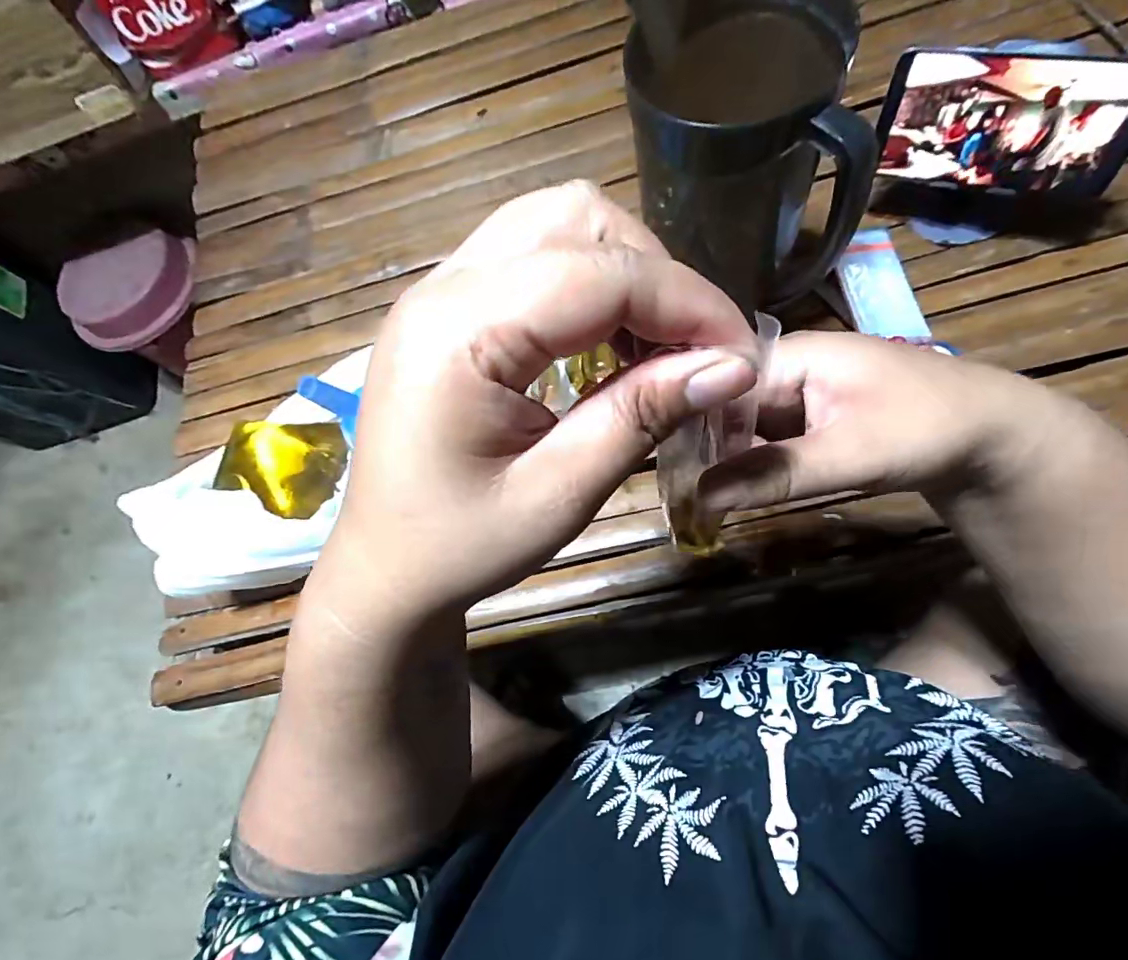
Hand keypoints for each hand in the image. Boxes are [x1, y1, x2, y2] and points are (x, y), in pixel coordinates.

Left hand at [317, 181, 759, 619]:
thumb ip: (640, 416)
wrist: (386, 571)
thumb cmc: (462, 548)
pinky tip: (603, 345)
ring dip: (621, 274)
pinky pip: (528, 260)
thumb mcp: (559, 494)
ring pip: (552, 227)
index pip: (599, 273)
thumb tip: (730, 365)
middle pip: (574, 219)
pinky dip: (583, 287)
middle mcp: (440, 289)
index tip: (740, 355)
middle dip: (653, 276)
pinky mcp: (443, 311)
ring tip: (653, 348)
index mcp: (457, 332)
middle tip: (691, 353)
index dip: (686, 303)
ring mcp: (435, 294)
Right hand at [698, 331, 1066, 512]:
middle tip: (669, 496)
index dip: (682, 424)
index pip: (713, 382)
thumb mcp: (851, 452)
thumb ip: (774, 474)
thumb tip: (699, 498)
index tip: (661, 471)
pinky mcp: (803, 419)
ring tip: (684, 499)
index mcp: (788, 355)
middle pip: (718, 405)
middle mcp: (782, 369)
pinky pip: (758, 441)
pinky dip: (742, 466)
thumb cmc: (926, 428)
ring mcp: (792, 394)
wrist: (992, 435)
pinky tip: (723, 492)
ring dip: (715, 461)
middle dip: (695, 448)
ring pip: (735, 426)